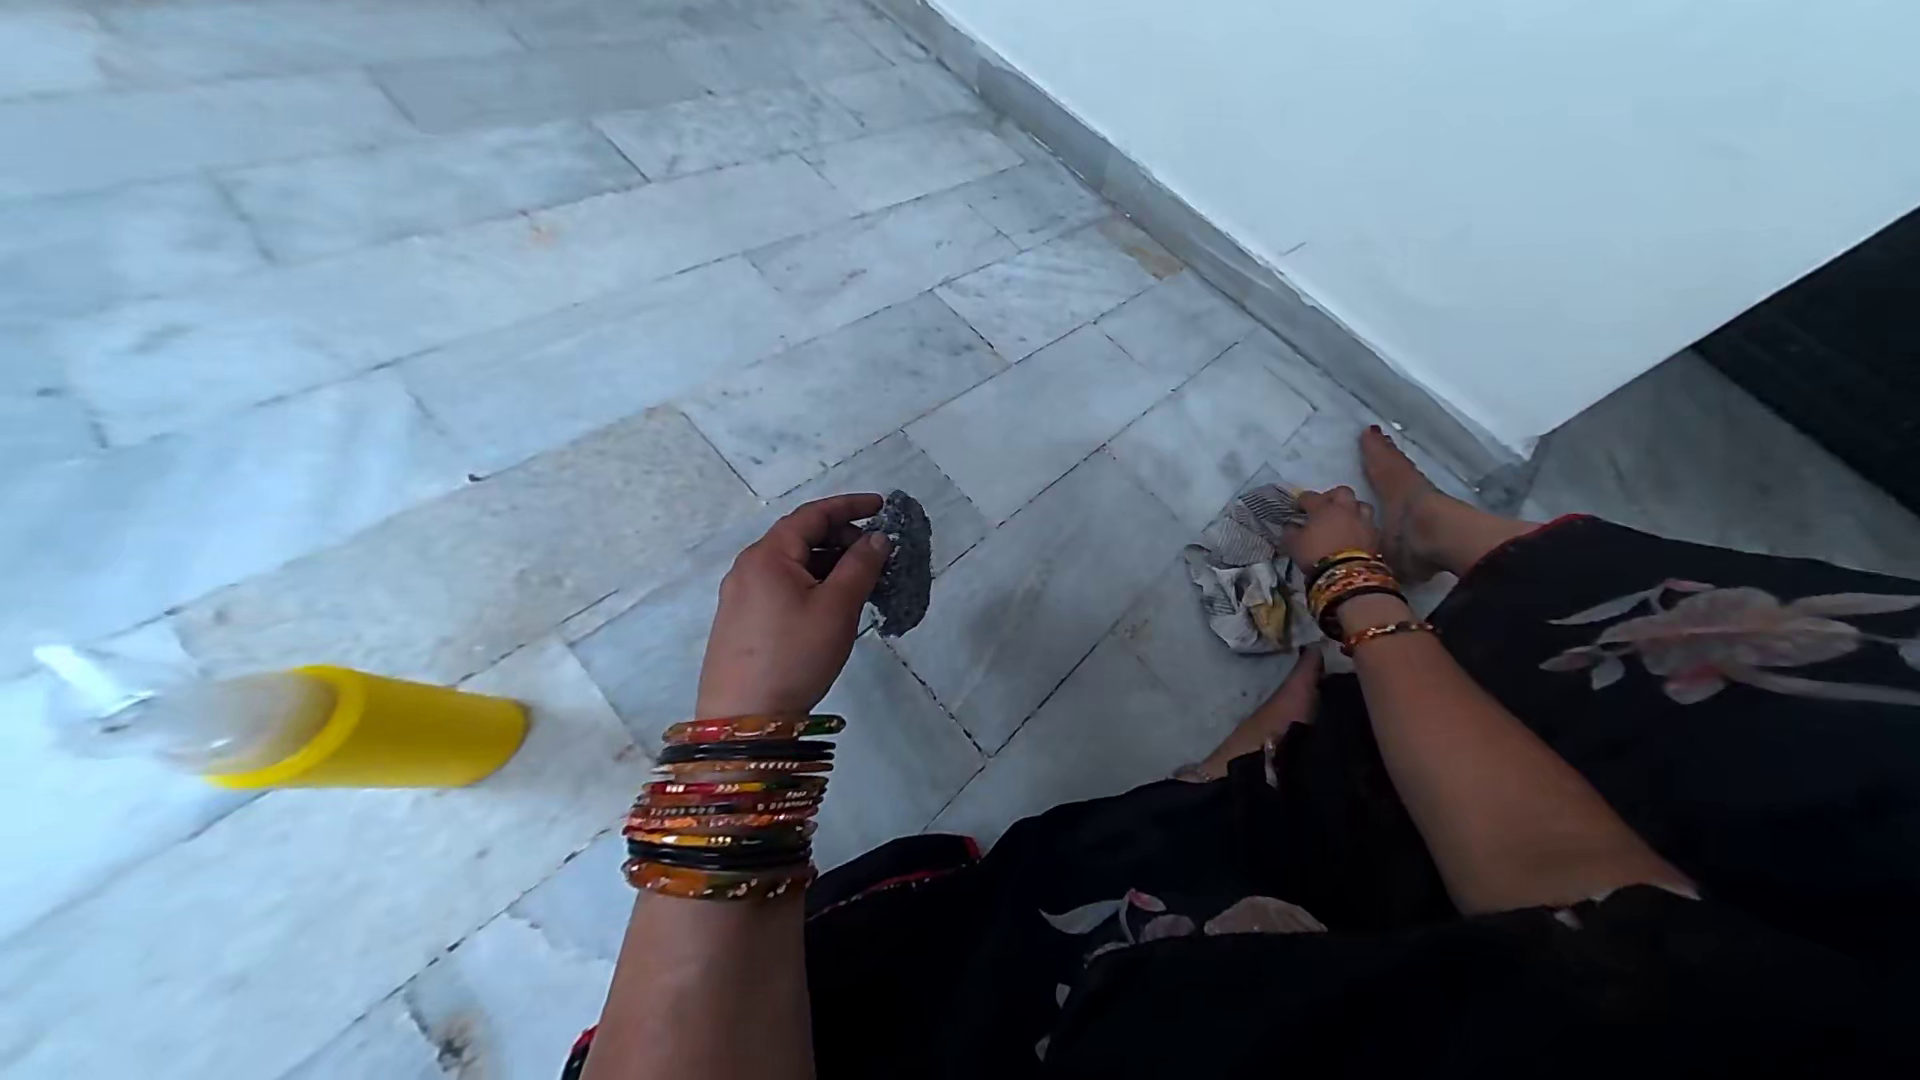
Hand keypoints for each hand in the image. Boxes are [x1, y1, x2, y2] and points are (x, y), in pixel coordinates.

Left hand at [695, 494, 889, 718]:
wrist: (744, 719)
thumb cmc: (795, 655)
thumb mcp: (837, 608)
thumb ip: (861, 566)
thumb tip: (877, 538)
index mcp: (768, 555)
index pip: (812, 514)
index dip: (850, 506)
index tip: (882, 507)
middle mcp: (748, 567)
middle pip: (800, 537)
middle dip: (841, 538)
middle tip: (875, 556)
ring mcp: (740, 595)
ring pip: (792, 565)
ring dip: (828, 564)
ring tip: (860, 583)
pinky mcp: (741, 620)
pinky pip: (782, 586)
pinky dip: (812, 583)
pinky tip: (831, 605)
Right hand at [1283, 486, 1382, 566]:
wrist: (1346, 572)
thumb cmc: (1314, 554)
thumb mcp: (1292, 543)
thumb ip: (1290, 530)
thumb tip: (1292, 524)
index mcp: (1323, 507)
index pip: (1309, 496)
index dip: (1301, 501)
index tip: (1297, 509)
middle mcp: (1345, 508)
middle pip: (1342, 492)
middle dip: (1332, 496)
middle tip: (1325, 507)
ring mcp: (1363, 520)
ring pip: (1361, 505)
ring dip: (1352, 509)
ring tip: (1344, 518)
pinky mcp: (1375, 534)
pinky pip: (1369, 523)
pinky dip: (1361, 525)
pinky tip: (1355, 533)